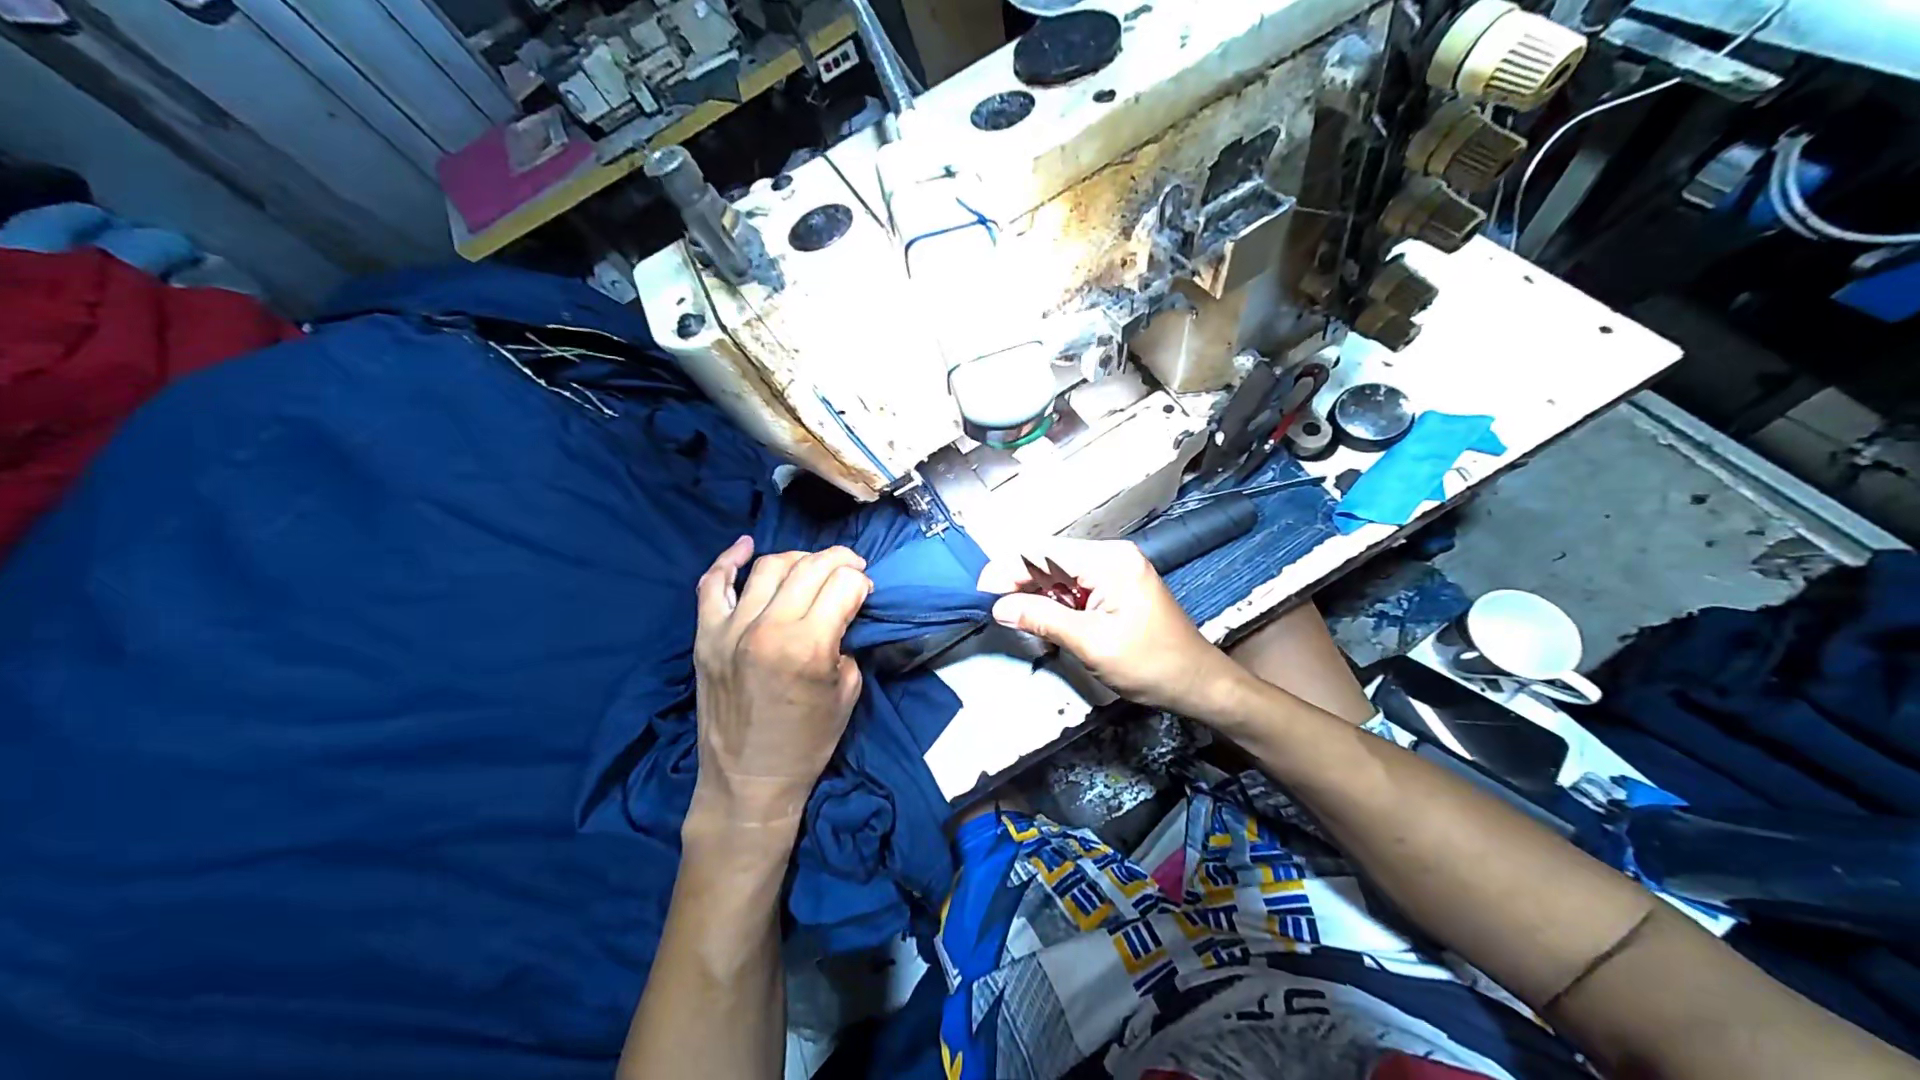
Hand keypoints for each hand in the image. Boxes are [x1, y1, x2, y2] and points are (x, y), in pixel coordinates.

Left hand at [689, 537, 871, 832]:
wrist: (749, 779)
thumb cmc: (807, 742)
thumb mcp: (847, 692)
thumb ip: (845, 642)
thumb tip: (842, 611)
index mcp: (808, 646)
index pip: (844, 584)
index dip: (861, 583)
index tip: (865, 593)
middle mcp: (768, 628)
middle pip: (810, 566)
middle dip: (839, 561)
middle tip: (849, 570)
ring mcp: (730, 629)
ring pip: (768, 566)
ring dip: (798, 559)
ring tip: (811, 569)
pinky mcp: (705, 635)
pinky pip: (712, 585)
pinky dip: (728, 560)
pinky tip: (745, 547)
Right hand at [977, 538, 1245, 715]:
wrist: (1198, 683)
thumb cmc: (1153, 664)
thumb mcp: (1091, 643)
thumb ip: (1042, 619)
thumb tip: (1000, 606)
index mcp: (1111, 561)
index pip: (1045, 554)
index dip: (1008, 570)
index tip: (981, 591)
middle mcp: (1112, 556)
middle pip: (1050, 560)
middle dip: (1020, 583)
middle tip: (994, 608)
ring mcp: (1115, 570)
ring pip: (1058, 574)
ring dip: (1037, 595)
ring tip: (1018, 618)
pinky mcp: (1115, 587)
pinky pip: (1074, 587)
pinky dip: (1055, 603)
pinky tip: (1046, 620)